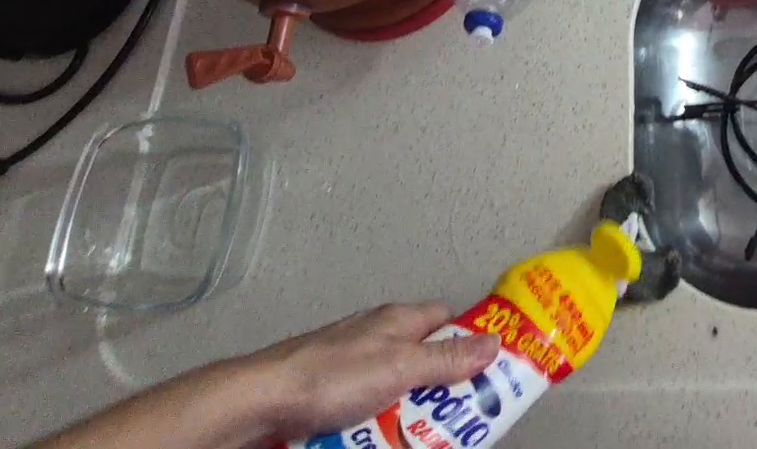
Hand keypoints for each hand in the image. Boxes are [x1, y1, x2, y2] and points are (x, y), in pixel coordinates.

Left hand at [246, 302, 499, 438]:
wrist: (262, 400)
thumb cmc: (336, 376)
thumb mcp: (400, 368)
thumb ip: (446, 359)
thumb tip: (495, 340)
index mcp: (399, 320)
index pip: (446, 319)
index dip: (467, 339)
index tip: (485, 368)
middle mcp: (377, 335)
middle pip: (422, 358)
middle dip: (438, 388)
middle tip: (454, 417)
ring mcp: (352, 363)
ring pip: (394, 386)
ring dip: (406, 410)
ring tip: (416, 435)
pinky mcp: (329, 391)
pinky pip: (366, 406)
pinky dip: (376, 422)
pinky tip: (376, 438)